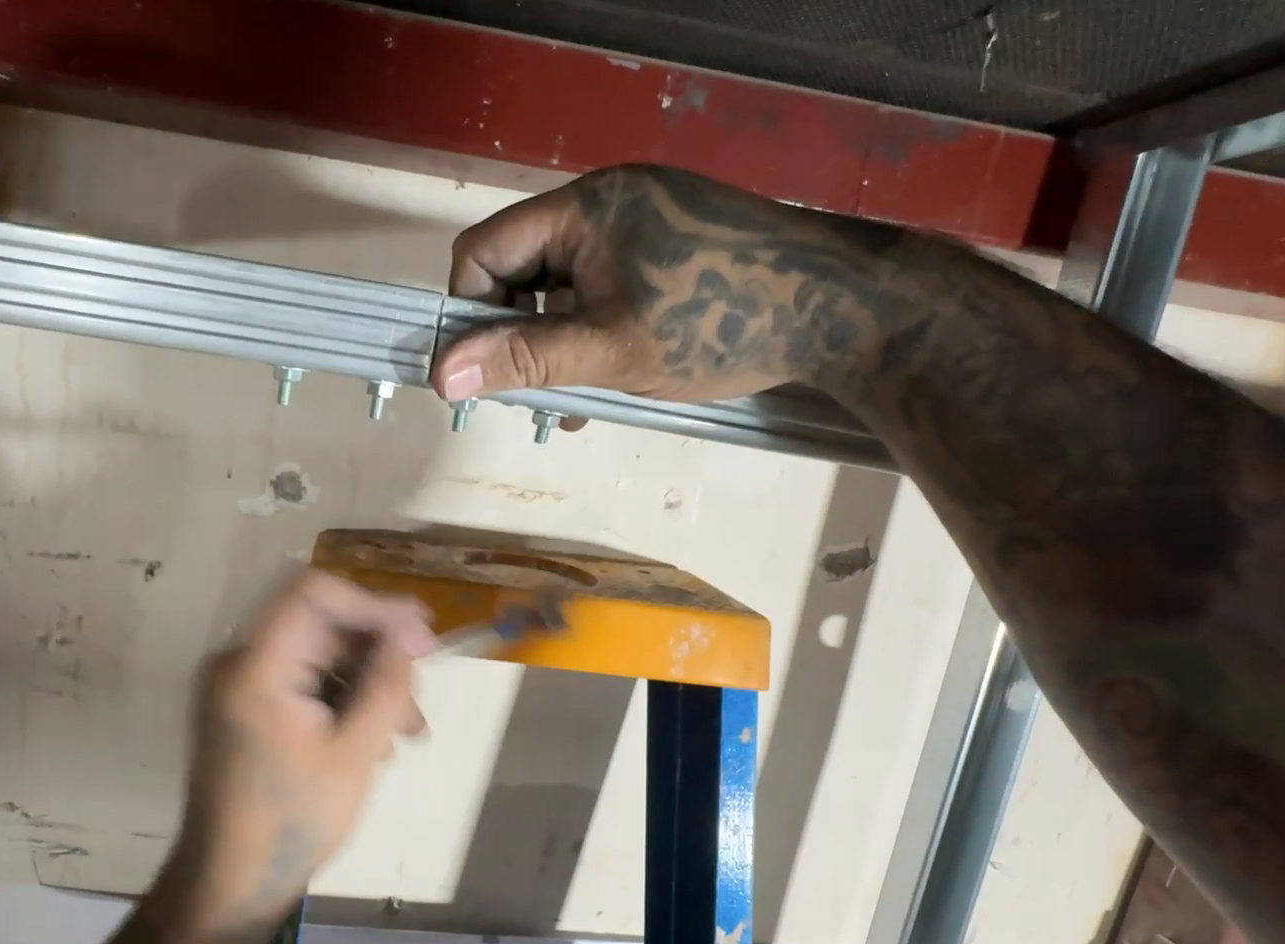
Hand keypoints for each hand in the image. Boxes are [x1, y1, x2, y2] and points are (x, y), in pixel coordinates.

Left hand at [158, 571, 434, 942]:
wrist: (228, 888)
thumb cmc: (291, 824)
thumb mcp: (354, 753)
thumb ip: (386, 683)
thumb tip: (412, 629)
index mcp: (254, 664)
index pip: (314, 592)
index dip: (374, 605)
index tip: (423, 637)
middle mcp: (241, 660)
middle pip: (322, 623)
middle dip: (379, 654)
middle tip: (420, 697)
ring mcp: (242, 684)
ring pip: (322, 654)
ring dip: (370, 683)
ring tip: (408, 732)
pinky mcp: (250, 707)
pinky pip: (307, 681)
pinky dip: (346, 701)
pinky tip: (376, 741)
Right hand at [432, 164, 905, 419]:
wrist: (843, 309)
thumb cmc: (717, 323)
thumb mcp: (608, 350)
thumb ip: (522, 359)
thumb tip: (441, 375)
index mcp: (584, 208)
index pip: (483, 251)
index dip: (470, 311)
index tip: (485, 368)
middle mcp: (607, 203)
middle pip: (520, 268)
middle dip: (515, 335)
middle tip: (529, 394)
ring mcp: (642, 222)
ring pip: (562, 286)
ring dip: (554, 343)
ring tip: (570, 399)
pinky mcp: (670, 245)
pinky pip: (603, 288)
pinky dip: (591, 331)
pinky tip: (605, 378)